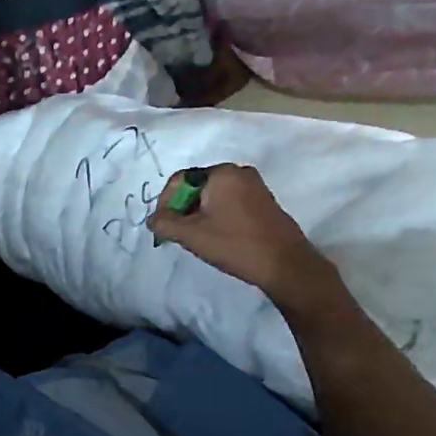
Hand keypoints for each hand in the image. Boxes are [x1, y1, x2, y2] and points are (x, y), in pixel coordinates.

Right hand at [146, 163, 340, 310]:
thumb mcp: (191, 235)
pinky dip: (216, 216)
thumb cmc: (234, 244)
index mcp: (221, 173)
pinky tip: (215, 236)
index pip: (180, 180)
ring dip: (198, 214)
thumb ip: (165, 224)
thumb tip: (152, 220)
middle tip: (176, 233)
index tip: (162, 226)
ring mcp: (255, 186)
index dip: (165, 203)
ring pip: (213, 196)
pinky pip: (229, 202)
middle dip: (182, 209)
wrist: (284, 264)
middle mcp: (239, 172)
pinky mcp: (263, 201)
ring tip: (195, 237)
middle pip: (197, 186)